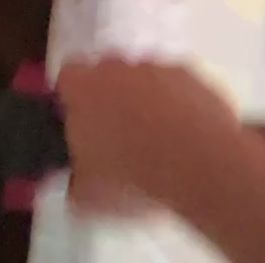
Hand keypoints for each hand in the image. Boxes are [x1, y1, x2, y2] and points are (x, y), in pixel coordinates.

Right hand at [56, 56, 245, 213]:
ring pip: (143, 79)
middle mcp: (115, 66)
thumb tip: (77, 185)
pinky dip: (179, 106)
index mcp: (81, 87)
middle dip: (110, 99)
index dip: (70, 100)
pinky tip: (184, 140)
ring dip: (146, 103)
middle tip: (117, 139)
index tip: (77, 122)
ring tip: (156, 145)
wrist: (198, 167)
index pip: (66, 78)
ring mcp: (155, 67)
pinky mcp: (191, 76)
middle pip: (106, 74)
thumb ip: (74, 178)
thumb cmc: (135, 176)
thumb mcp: (87, 197)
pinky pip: (178, 86)